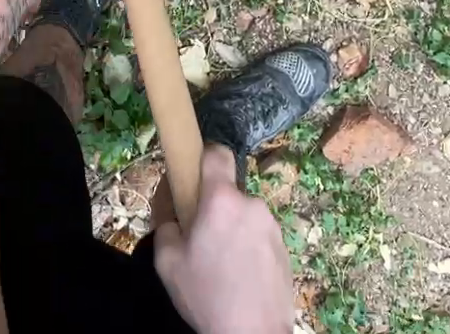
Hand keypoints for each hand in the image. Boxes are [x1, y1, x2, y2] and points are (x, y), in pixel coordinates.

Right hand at [152, 147, 293, 333]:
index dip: (204, 157)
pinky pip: (259, 235)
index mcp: (222, 200)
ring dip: (233, 229)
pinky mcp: (285, 247)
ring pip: (244, 215)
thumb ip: (165, 223)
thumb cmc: (207, 295)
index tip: (193, 178)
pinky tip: (241, 275)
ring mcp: (272, 225)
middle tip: (202, 239)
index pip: (217, 152)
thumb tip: (171, 206)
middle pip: (228, 191)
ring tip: (223, 264)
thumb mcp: (168, 262)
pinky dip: (249, 247)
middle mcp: (251, 204)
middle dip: (215, 208)